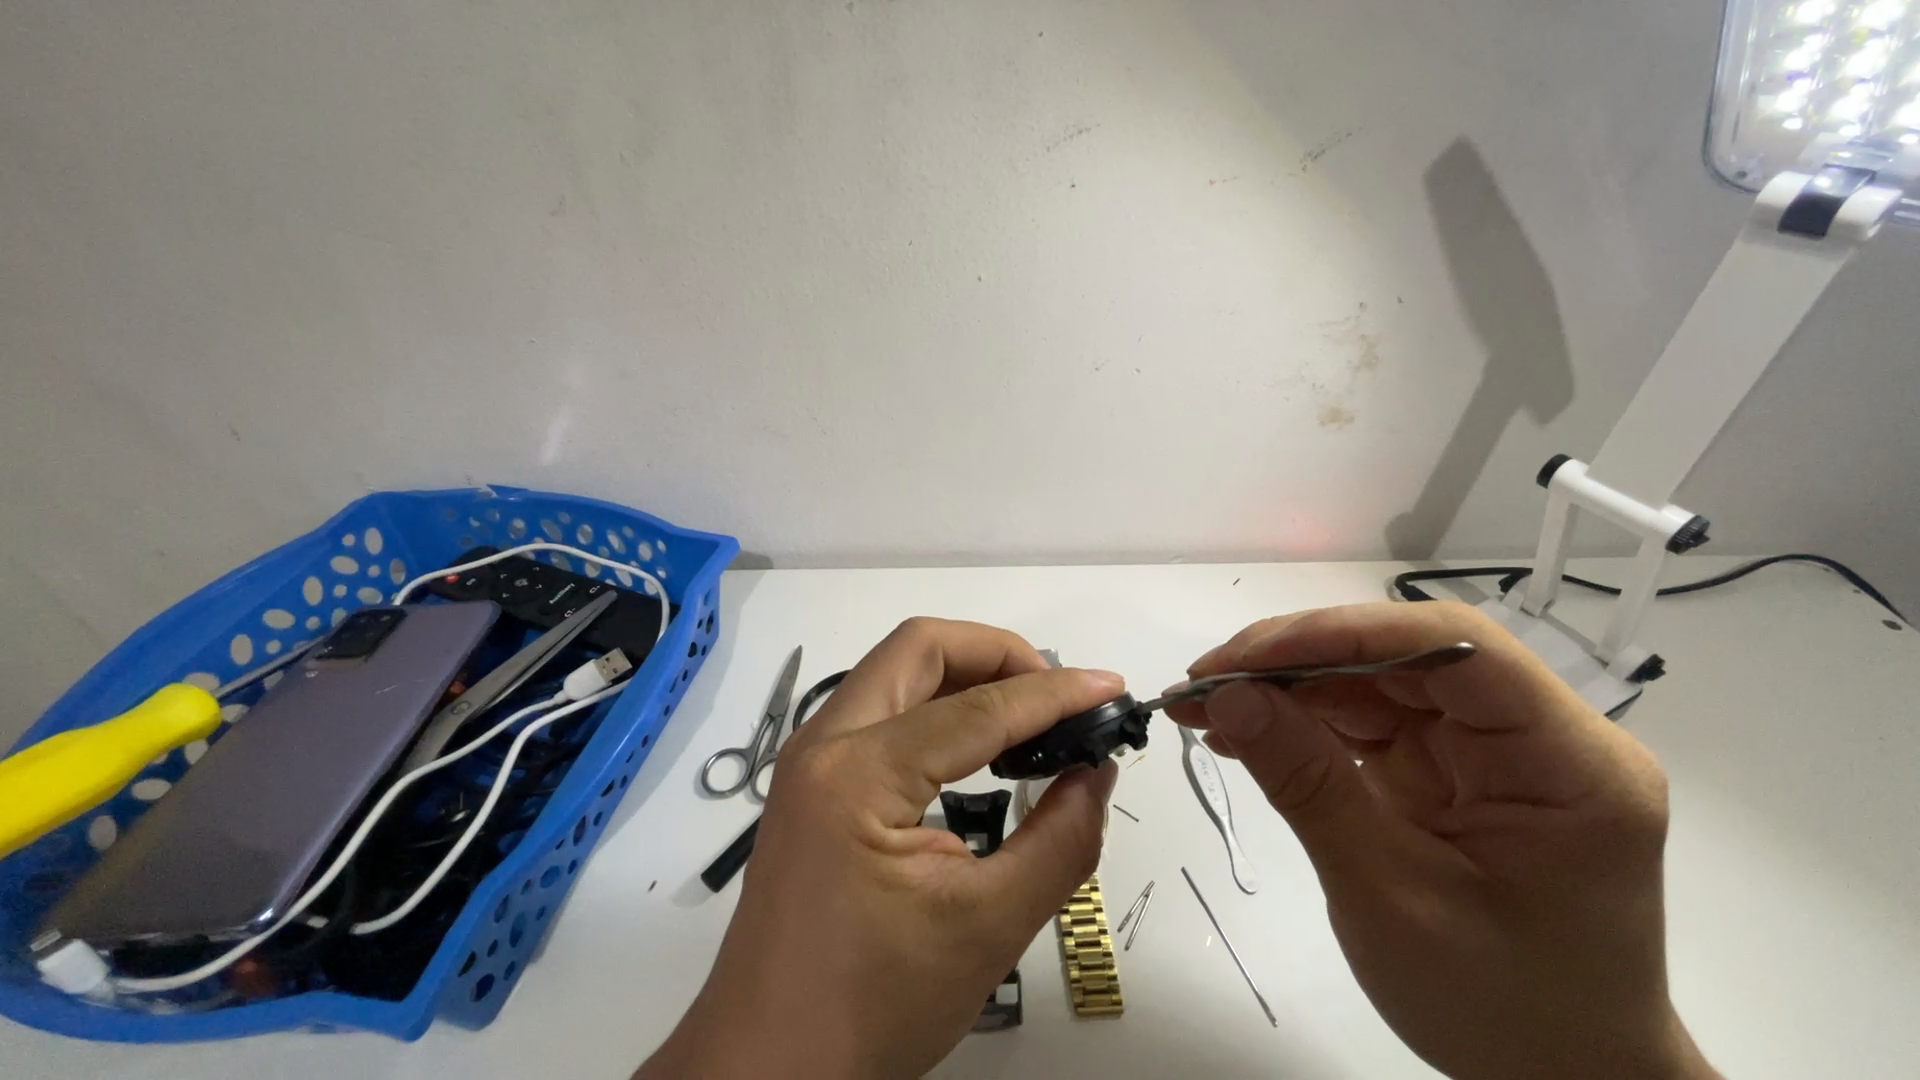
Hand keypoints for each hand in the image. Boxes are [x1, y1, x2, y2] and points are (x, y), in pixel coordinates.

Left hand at [637, 618, 1120, 1079]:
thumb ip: (1060, 840)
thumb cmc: (875, 1004)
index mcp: (858, 774)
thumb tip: (1097, 770)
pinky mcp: (812, 783)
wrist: (769, 1065)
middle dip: (999, 654)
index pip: (976, 709)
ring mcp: (809, 760)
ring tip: (1029, 717)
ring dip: (966, 675)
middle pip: (918, 649)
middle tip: (1058, 696)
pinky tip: (978, 748)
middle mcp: (823, 744)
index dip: (1054, 693)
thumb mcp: (988, 928)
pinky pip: (880, 710)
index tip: (1112, 688)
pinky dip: (936, 706)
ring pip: (895, 671)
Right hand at [1168, 602, 1718, 1079]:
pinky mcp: (1452, 768)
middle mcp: (1536, 735)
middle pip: (1403, 657)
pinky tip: (1241, 733)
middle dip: (1294, 661)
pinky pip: (1368, 723)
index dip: (1342, 632)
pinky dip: (1300, 724)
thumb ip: (1308, 784)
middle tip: (1201, 683)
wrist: (1556, 1076)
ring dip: (1284, 689)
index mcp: (1566, 762)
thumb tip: (1227, 696)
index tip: (1243, 658)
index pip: (1456, 648)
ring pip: (1374, 682)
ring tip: (1201, 707)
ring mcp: (1490, 750)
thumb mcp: (1388, 896)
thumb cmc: (1495, 1007)